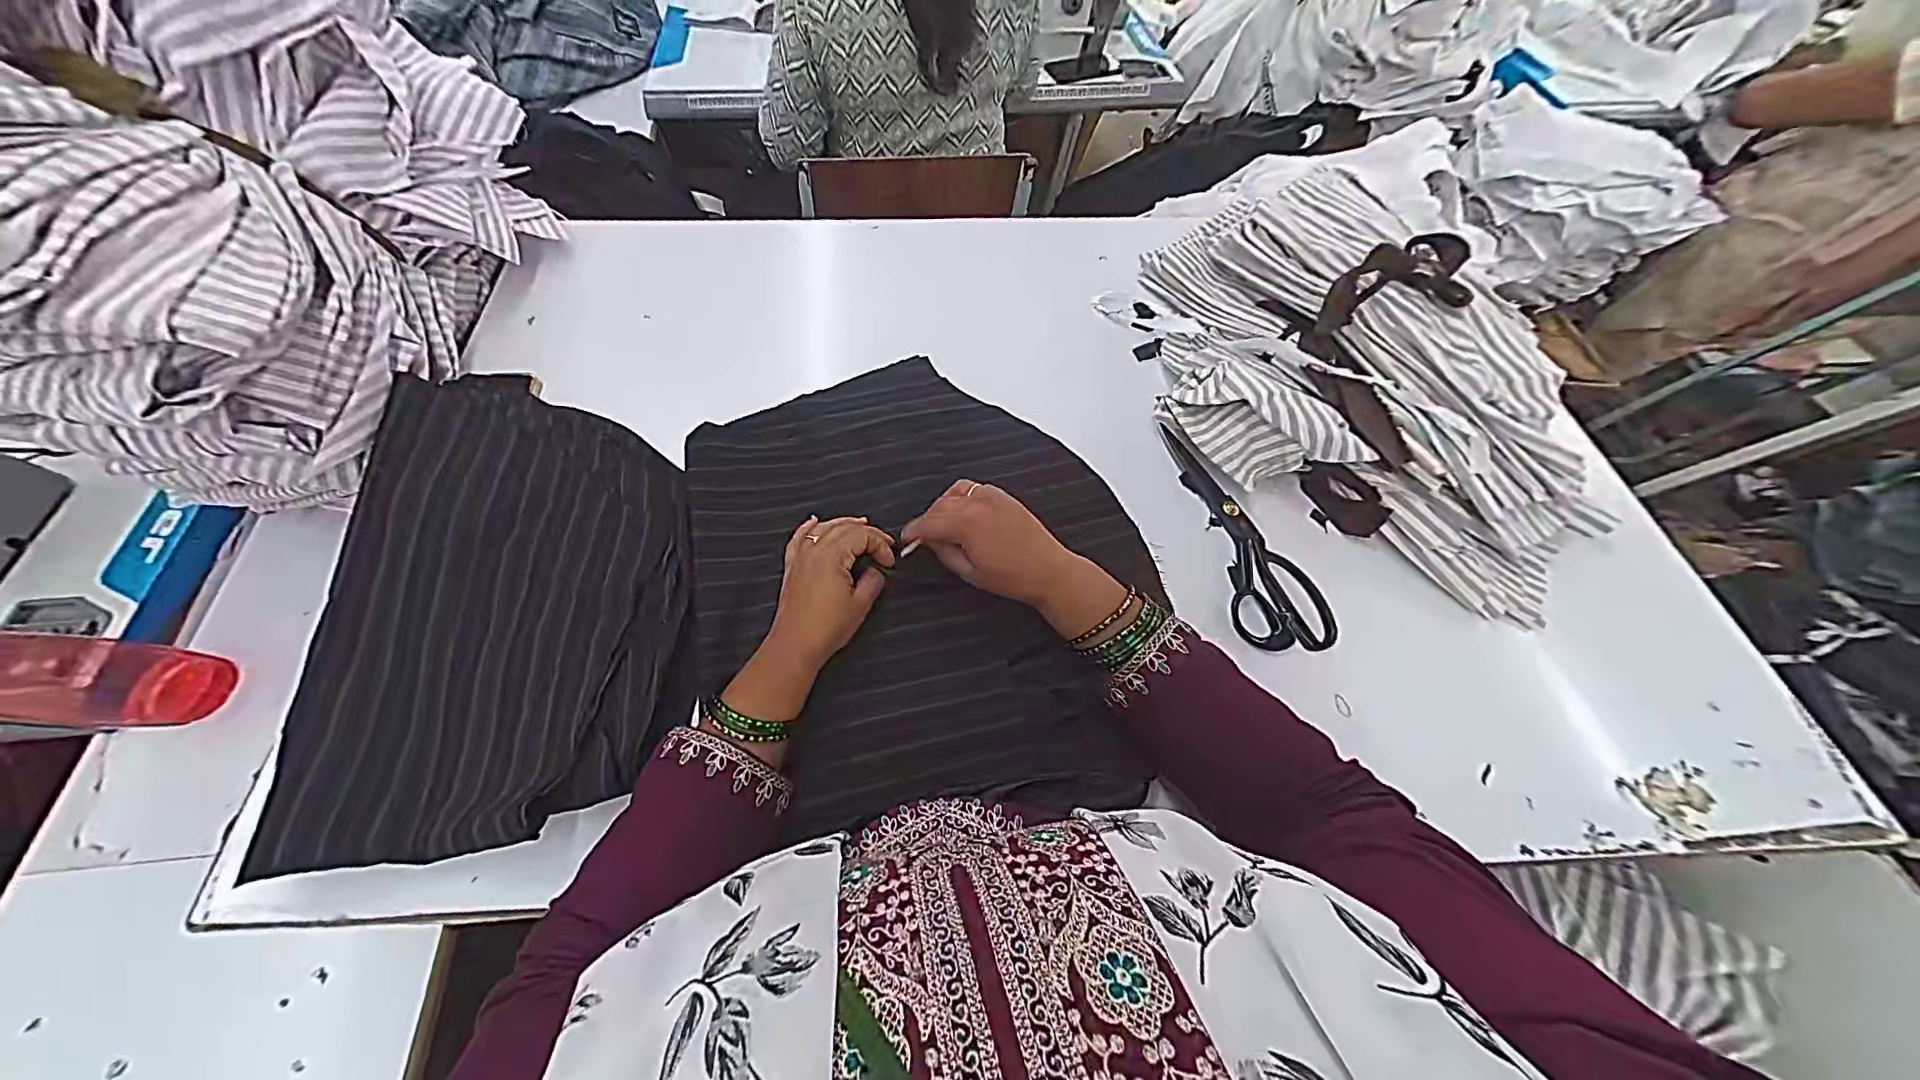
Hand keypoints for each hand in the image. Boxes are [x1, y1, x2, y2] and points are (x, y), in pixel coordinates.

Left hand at [762, 515, 893, 670]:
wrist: (796, 645)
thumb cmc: (824, 628)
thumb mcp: (861, 604)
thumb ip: (873, 580)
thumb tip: (875, 571)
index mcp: (832, 556)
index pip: (862, 535)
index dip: (881, 544)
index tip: (888, 560)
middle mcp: (814, 551)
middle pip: (844, 527)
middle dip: (868, 532)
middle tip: (883, 543)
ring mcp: (801, 558)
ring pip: (823, 527)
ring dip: (843, 523)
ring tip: (859, 523)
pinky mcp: (792, 568)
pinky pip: (799, 538)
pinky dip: (808, 528)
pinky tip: (813, 522)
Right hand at [900, 479, 1127, 638]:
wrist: (1048, 571)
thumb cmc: (1014, 577)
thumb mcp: (970, 572)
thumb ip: (944, 552)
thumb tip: (930, 542)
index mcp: (966, 524)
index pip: (927, 523)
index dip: (913, 532)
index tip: (907, 539)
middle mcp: (978, 504)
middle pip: (939, 506)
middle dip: (928, 521)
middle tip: (925, 538)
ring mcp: (993, 497)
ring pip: (955, 493)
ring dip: (944, 506)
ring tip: (945, 525)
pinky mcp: (1004, 497)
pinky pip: (975, 489)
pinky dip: (964, 498)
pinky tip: (965, 514)